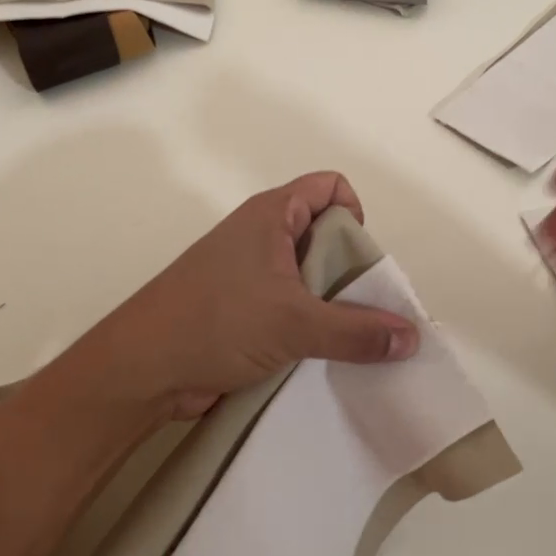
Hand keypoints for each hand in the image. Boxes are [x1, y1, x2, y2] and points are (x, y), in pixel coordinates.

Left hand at [71, 173, 419, 421]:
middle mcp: (261, 235)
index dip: (355, 214)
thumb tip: (412, 338)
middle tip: (366, 310)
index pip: (330, 188)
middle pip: (324, 234)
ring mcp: (249, 273)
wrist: (143, 367)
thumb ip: (356, 331)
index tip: (360, 262)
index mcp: (271, 214)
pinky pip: (290, 306)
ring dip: (331, 304)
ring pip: (308, 276)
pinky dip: (310, 324)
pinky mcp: (242, 309)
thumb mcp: (294, 323)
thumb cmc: (217, 322)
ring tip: (351, 340)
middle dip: (350, 269)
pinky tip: (324, 355)